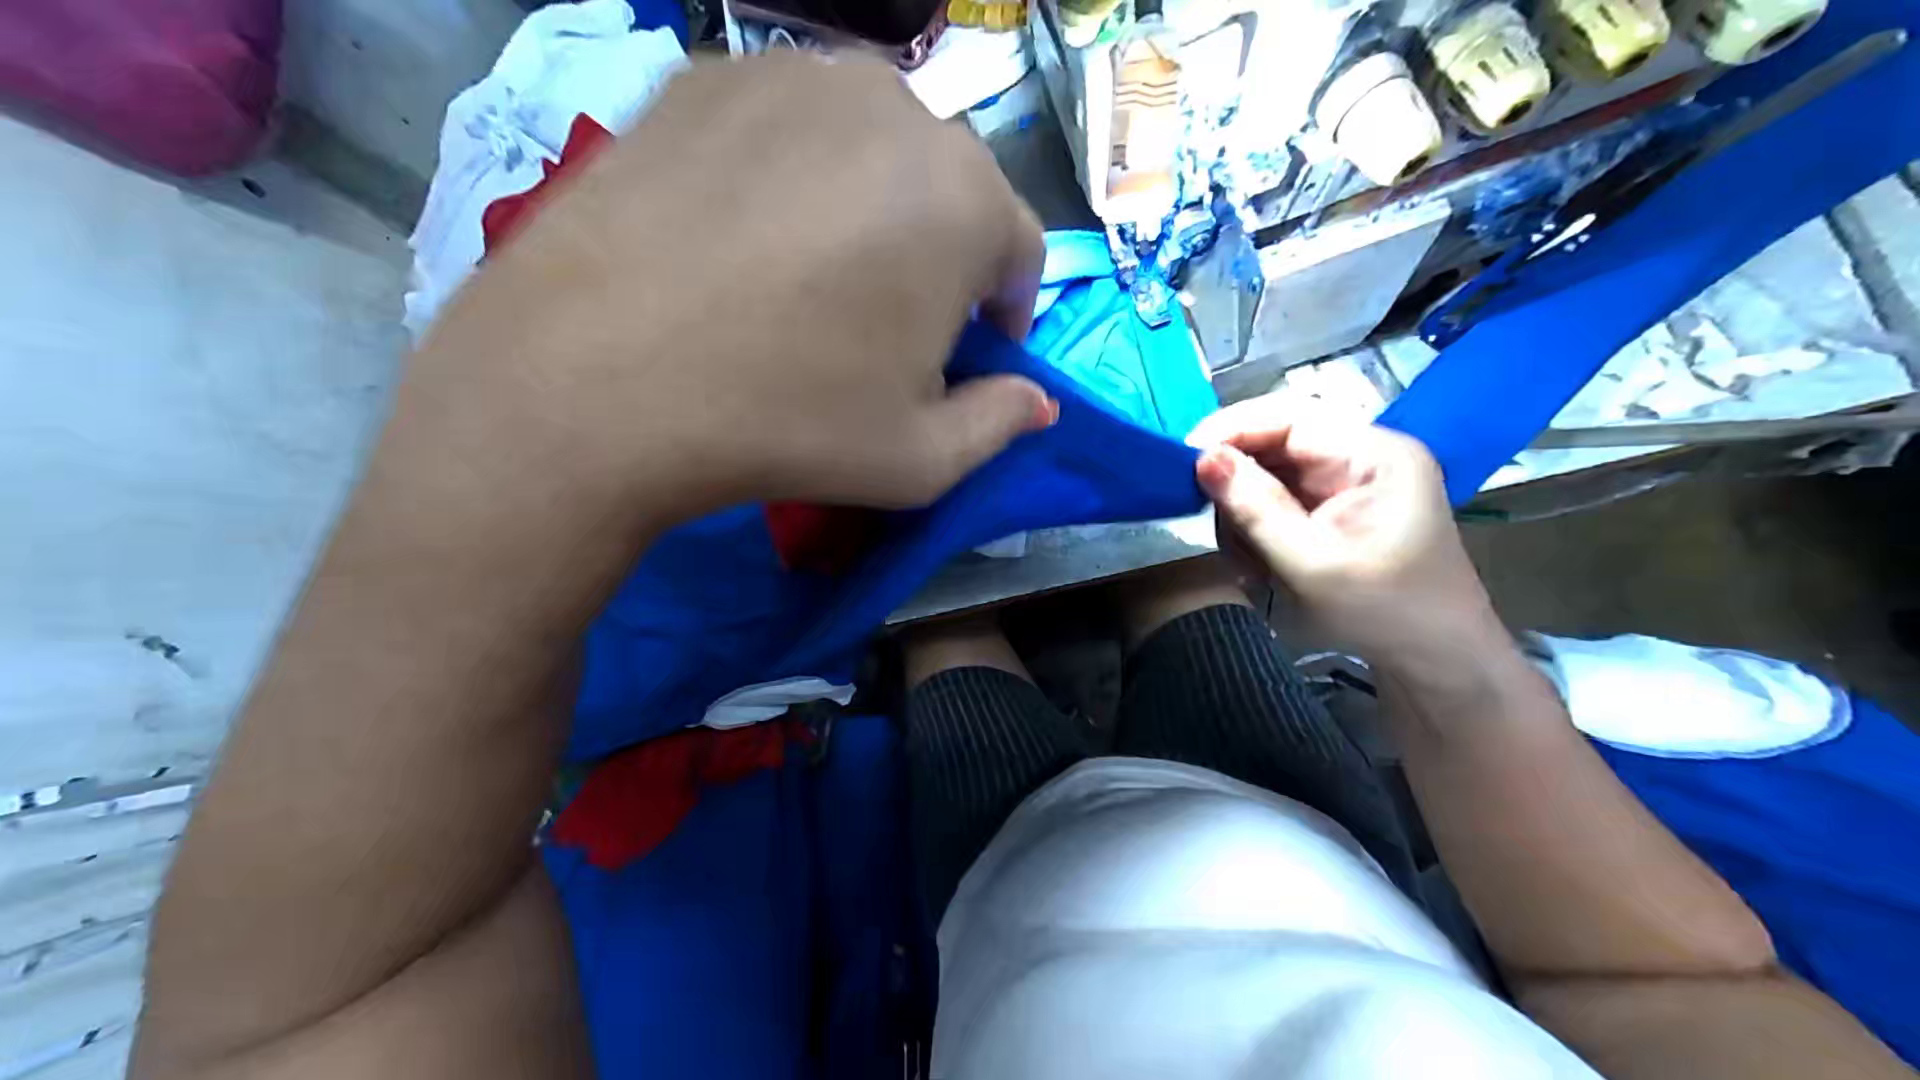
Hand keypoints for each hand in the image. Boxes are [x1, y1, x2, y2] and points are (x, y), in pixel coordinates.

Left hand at [410, 54, 1053, 518]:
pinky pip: (787, 132)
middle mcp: (892, 109)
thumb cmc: (788, 426)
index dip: (1005, 312)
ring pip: (871, 152)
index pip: (1020, 250)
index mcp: (963, 199)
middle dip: (942, 261)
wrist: (594, 380)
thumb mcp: (921, 460)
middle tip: (892, 327)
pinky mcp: (702, 78)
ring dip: (872, 213)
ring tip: (819, 282)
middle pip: (950, 194)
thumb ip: (999, 424)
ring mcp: (790, 76)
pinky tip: (748, 244)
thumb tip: (1037, 401)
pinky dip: (793, 181)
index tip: (974, 355)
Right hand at [1189, 400, 1504, 669]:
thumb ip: (1256, 508)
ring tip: (1244, 558)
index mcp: (1375, 455)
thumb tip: (1202, 458)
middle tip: (1207, 517)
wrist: (1431, 659)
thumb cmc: (1383, 612)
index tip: (1184, 457)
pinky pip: (1274, 499)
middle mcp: (1359, 457)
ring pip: (1266, 473)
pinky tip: (1255, 561)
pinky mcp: (1329, 507)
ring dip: (1241, 510)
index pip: (1291, 417)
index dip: (1233, 429)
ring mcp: (1343, 483)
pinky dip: (1253, 526)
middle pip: (1275, 442)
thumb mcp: (1312, 563)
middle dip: (1236, 479)